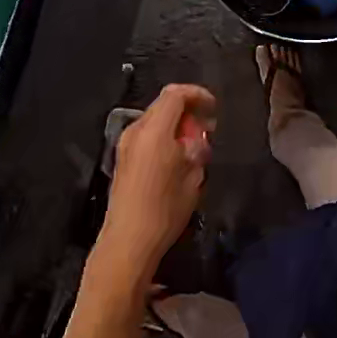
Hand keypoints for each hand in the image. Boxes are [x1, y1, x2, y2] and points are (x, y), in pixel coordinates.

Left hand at [97, 83, 215, 277]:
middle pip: (163, 105)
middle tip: (207, 128)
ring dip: (176, 125)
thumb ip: (197, 149)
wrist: (128, 242)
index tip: (213, 108)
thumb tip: (198, 139)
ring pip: (155, 120)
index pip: (175, 94)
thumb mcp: (193, 177)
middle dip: (188, 111)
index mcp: (154, 131)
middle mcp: (136, 131)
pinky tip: (177, 159)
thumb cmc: (164, 209)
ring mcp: (125, 145)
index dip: (197, 94)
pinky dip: (164, 137)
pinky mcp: (123, 160)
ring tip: (195, 146)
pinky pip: (147, 136)